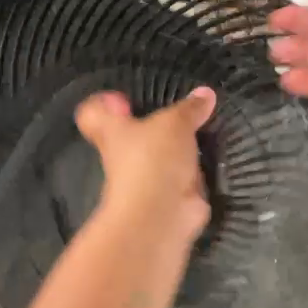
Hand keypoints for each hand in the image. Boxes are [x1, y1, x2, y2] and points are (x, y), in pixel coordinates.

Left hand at [75, 86, 216, 244]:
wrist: (161, 213)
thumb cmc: (153, 159)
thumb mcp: (175, 124)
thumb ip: (190, 109)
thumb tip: (206, 93)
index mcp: (113, 132)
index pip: (93, 114)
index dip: (103, 104)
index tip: (122, 98)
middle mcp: (124, 155)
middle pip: (131, 136)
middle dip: (153, 125)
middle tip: (180, 111)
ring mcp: (147, 179)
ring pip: (160, 157)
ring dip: (180, 148)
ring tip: (206, 129)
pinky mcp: (170, 195)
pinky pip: (183, 176)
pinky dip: (196, 170)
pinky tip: (214, 157)